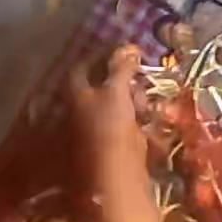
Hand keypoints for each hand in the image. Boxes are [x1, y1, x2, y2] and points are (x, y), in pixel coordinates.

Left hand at [67, 44, 146, 175]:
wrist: (115, 173)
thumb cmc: (109, 126)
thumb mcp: (116, 91)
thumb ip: (121, 68)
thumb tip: (129, 47)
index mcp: (76, 93)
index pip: (83, 66)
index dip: (101, 56)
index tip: (123, 51)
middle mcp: (82, 107)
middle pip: (103, 84)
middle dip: (123, 78)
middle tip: (139, 75)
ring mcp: (97, 124)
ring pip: (117, 101)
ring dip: (133, 97)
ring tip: (143, 102)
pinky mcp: (113, 139)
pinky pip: (126, 118)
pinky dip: (136, 114)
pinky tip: (145, 117)